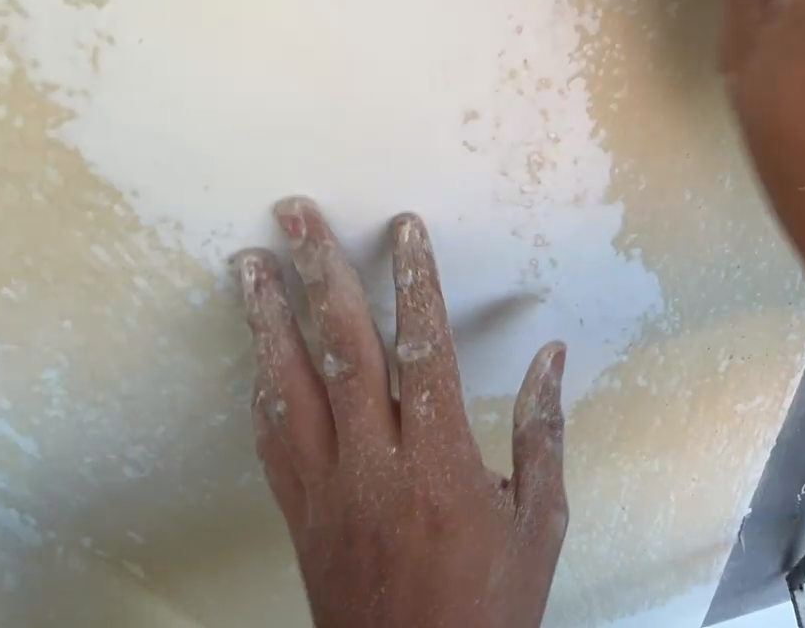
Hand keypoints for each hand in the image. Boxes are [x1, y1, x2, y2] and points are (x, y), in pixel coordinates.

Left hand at [236, 198, 566, 627]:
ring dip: (267, 320)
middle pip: (341, 354)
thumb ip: (544, 432)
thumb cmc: (490, 603)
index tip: (405, 230)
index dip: (415, 284)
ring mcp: (326, 491)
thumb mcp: (541, 521)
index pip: (423, 352)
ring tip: (249, 264)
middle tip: (296, 215)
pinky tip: (256, 351)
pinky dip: (263, 385)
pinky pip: (273, 440)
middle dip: (318, 276)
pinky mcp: (302, 515)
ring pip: (289, 390)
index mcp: (439, 464)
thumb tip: (554, 356)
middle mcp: (373, 466)